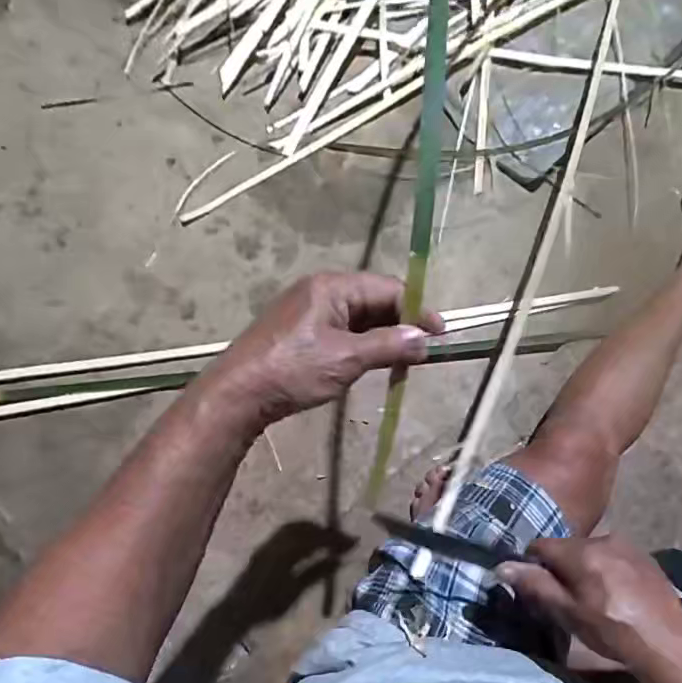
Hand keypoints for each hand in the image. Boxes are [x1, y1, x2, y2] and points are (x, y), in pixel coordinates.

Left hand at [199, 272, 444, 428]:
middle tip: (425, 351)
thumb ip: (389, 346)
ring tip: (407, 362)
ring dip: (389, 337)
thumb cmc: (294, 370)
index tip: (440, 334)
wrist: (241, 393)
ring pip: (365, 318)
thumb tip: (423, 339)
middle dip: (405, 324)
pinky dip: (371, 345)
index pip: (388, 289)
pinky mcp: (307, 333)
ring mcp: (313, 313)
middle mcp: (323, 292)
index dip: (418, 310)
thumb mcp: (348, 358)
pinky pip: (350, 331)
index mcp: (332, 288)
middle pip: (377, 301)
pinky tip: (380, 363)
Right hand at [498, 535, 681, 679]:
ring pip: (592, 553)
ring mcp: (630, 546)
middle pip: (568, 548)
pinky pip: (615, 558)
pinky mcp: (646, 558)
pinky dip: (608, 572)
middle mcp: (606, 538)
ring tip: (594, 602)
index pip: (541, 546)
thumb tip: (503, 566)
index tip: (537, 591)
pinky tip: (617, 597)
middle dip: (561, 569)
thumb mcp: (569, 614)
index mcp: (583, 550)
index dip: (532, 566)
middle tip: (566, 602)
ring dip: (585, 570)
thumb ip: (537, 586)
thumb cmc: (614, 631)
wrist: (668, 642)